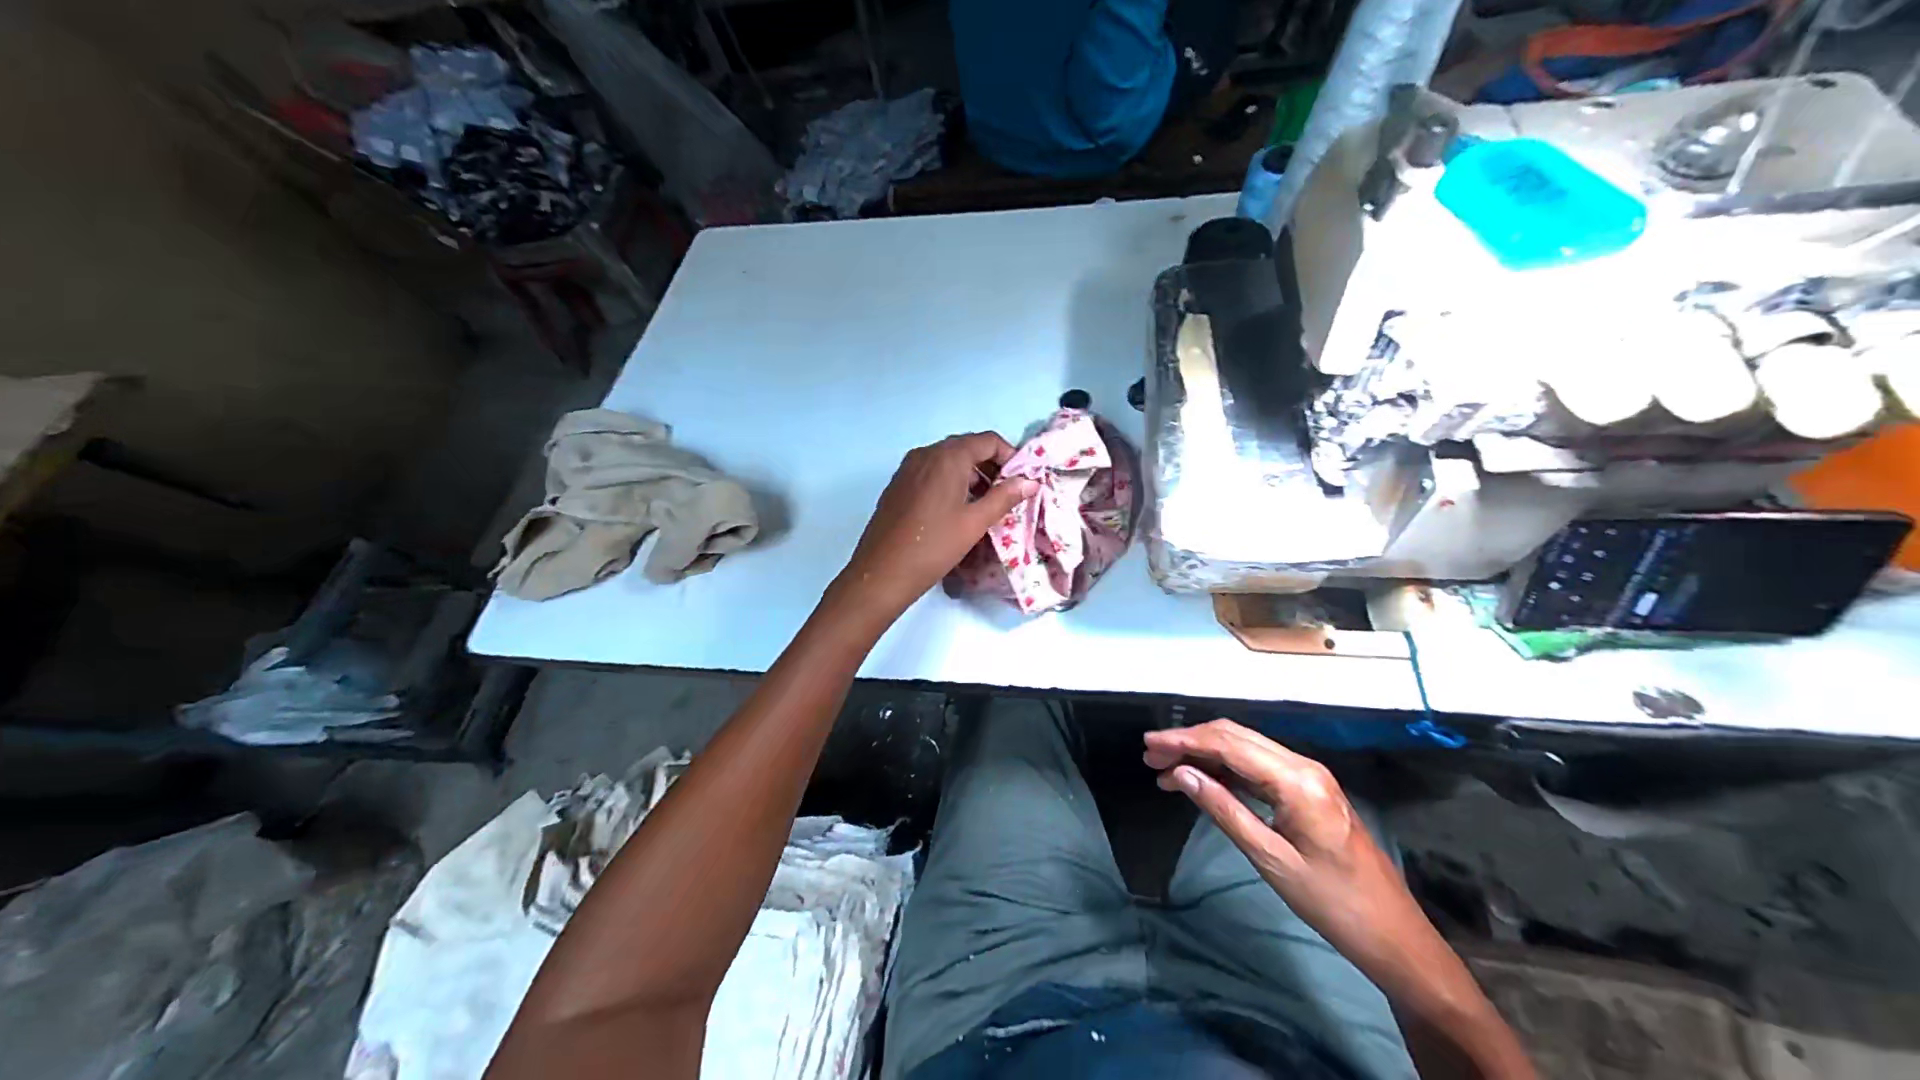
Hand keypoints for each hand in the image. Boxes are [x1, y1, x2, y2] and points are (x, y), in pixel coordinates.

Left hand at [832, 433, 1036, 620]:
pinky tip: (957, 511)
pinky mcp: (898, 485)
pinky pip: (931, 473)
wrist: (882, 573)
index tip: (1021, 480)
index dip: (1010, 456)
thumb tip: (1029, 482)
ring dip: (971, 476)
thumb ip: (1004, 498)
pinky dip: (950, 483)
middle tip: (1007, 494)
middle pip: (967, 448)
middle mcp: (926, 454)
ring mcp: (908, 468)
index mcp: (947, 456)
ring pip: (948, 461)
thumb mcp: (975, 522)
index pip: (987, 441)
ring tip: (985, 506)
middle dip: (991, 467)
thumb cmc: (933, 546)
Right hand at [1142, 720, 1449, 1001]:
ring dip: (1205, 754)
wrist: (1393, 934)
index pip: (1229, 745)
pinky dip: (1225, 769)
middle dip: (1190, 742)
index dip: (1184, 741)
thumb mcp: (1271, 859)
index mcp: (1297, 781)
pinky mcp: (1308, 790)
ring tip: (1166, 771)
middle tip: (1151, 757)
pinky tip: (1201, 781)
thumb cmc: (1332, 902)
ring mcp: (1308, 776)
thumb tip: (1181, 774)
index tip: (1149, 745)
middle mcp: (1303, 766)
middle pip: (1236, 738)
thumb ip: (1224, 810)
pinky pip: (1258, 767)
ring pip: (1245, 749)